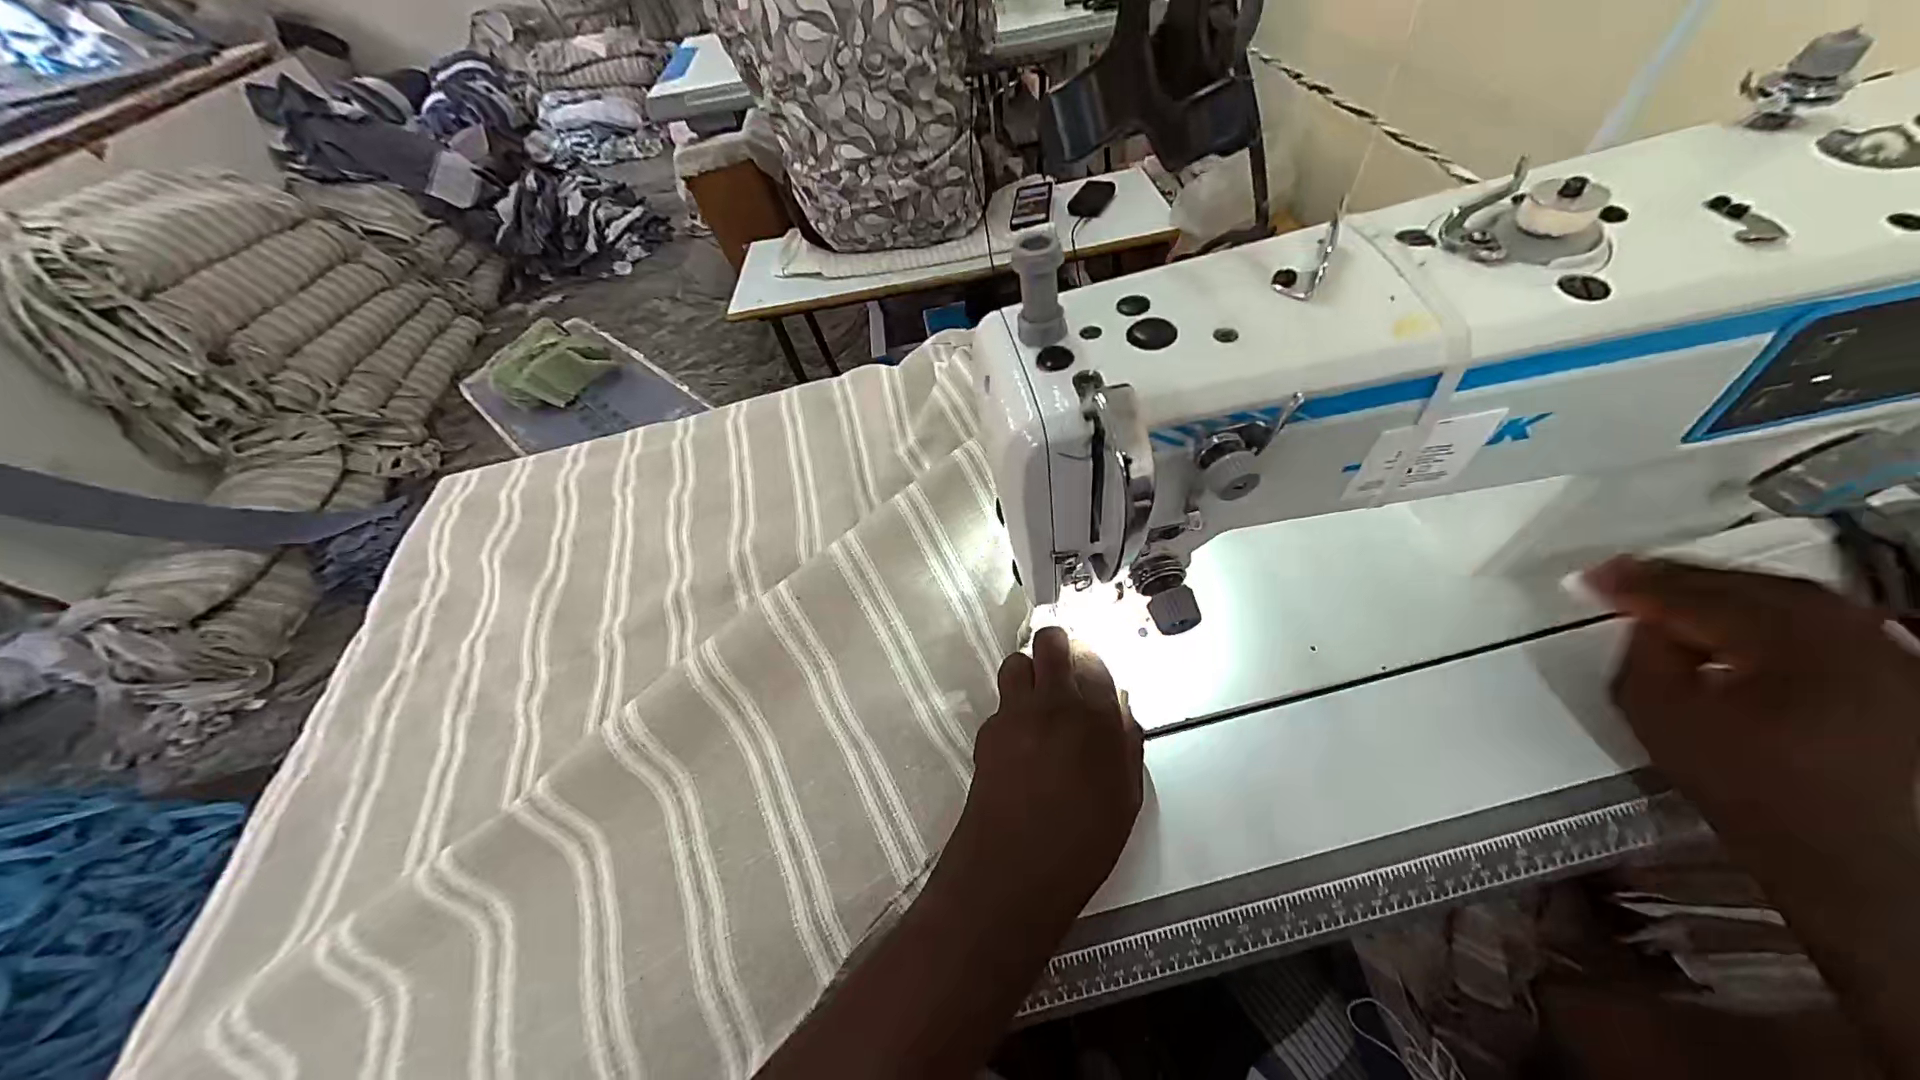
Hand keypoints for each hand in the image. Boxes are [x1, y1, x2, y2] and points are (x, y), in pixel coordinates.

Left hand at [942, 626, 1144, 919]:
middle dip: (1059, 645)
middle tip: (1065, 669)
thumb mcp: (1124, 797)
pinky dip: (1012, 707)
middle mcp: (1051, 704)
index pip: (1094, 657)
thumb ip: (1125, 745)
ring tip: (1040, 700)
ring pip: (1017, 662)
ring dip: (1029, 672)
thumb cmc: (1081, 842)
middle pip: (1050, 641)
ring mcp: (1014, 714)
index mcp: (1094, 716)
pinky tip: (1022, 739)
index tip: (1093, 672)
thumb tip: (1119, 713)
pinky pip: (1001, 701)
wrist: (1013, 869)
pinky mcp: (987, 730)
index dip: (1093, 660)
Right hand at [1586, 556, 1919, 902]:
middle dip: (1680, 581)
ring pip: (1789, 602)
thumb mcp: (1664, 722)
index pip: (1691, 594)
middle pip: (1747, 587)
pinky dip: (1768, 615)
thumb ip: (1641, 659)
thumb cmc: (1756, 794)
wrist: (1867, 868)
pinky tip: (1737, 624)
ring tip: (1672, 595)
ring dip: (1723, 594)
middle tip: (1622, 576)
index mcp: (1790, 640)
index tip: (1588, 577)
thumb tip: (1645, 624)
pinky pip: (1820, 623)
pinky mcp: (1902, 675)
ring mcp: (1890, 654)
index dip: (1631, 581)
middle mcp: (1852, 633)